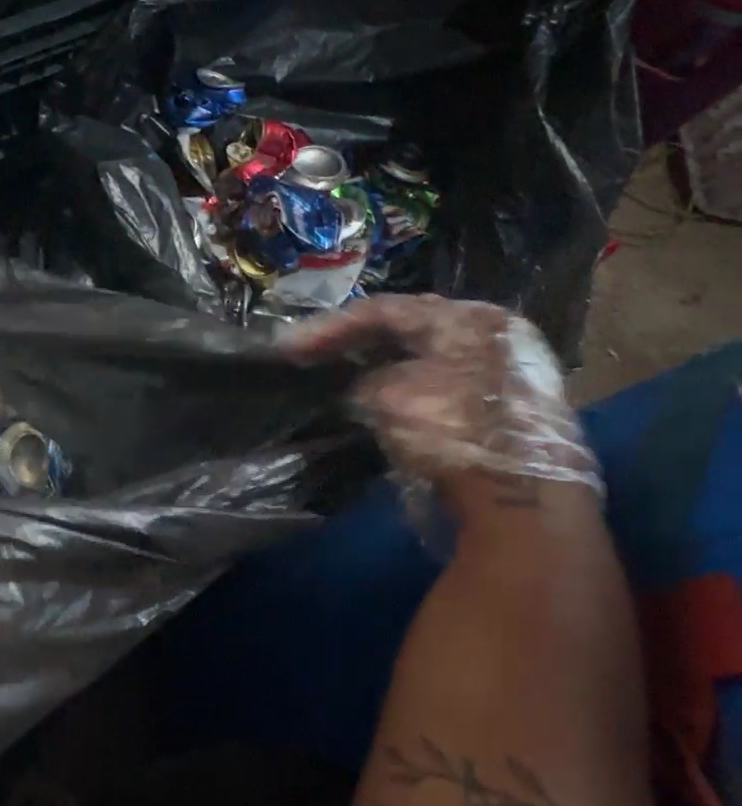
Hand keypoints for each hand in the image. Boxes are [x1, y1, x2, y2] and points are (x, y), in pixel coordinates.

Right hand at [282, 294, 600, 504]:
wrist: (518, 495)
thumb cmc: (452, 433)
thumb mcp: (388, 397)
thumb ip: (366, 377)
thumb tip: (359, 381)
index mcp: (468, 319)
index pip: (383, 310)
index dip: (328, 327)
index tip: (287, 347)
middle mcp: (491, 331)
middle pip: (406, 325)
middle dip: (353, 338)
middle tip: (308, 351)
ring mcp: (504, 364)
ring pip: (423, 349)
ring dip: (377, 357)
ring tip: (334, 366)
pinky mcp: (504, 397)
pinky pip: (440, 372)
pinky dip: (402, 375)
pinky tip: (375, 387)